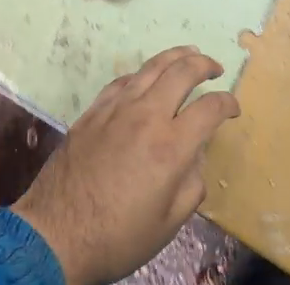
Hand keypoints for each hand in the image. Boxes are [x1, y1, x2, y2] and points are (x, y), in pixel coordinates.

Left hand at [13, 46, 239, 284]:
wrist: (56, 234)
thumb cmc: (117, 236)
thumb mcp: (168, 224)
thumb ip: (191, 185)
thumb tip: (193, 159)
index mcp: (171, 146)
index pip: (210, 108)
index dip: (227, 103)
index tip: (233, 108)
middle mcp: (146, 116)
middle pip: (182, 71)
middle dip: (205, 65)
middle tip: (215, 68)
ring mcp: (116, 108)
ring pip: (152, 66)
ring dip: (176, 56)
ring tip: (189, 54)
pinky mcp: (94, 110)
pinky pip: (124, 80)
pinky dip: (142, 73)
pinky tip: (147, 77)